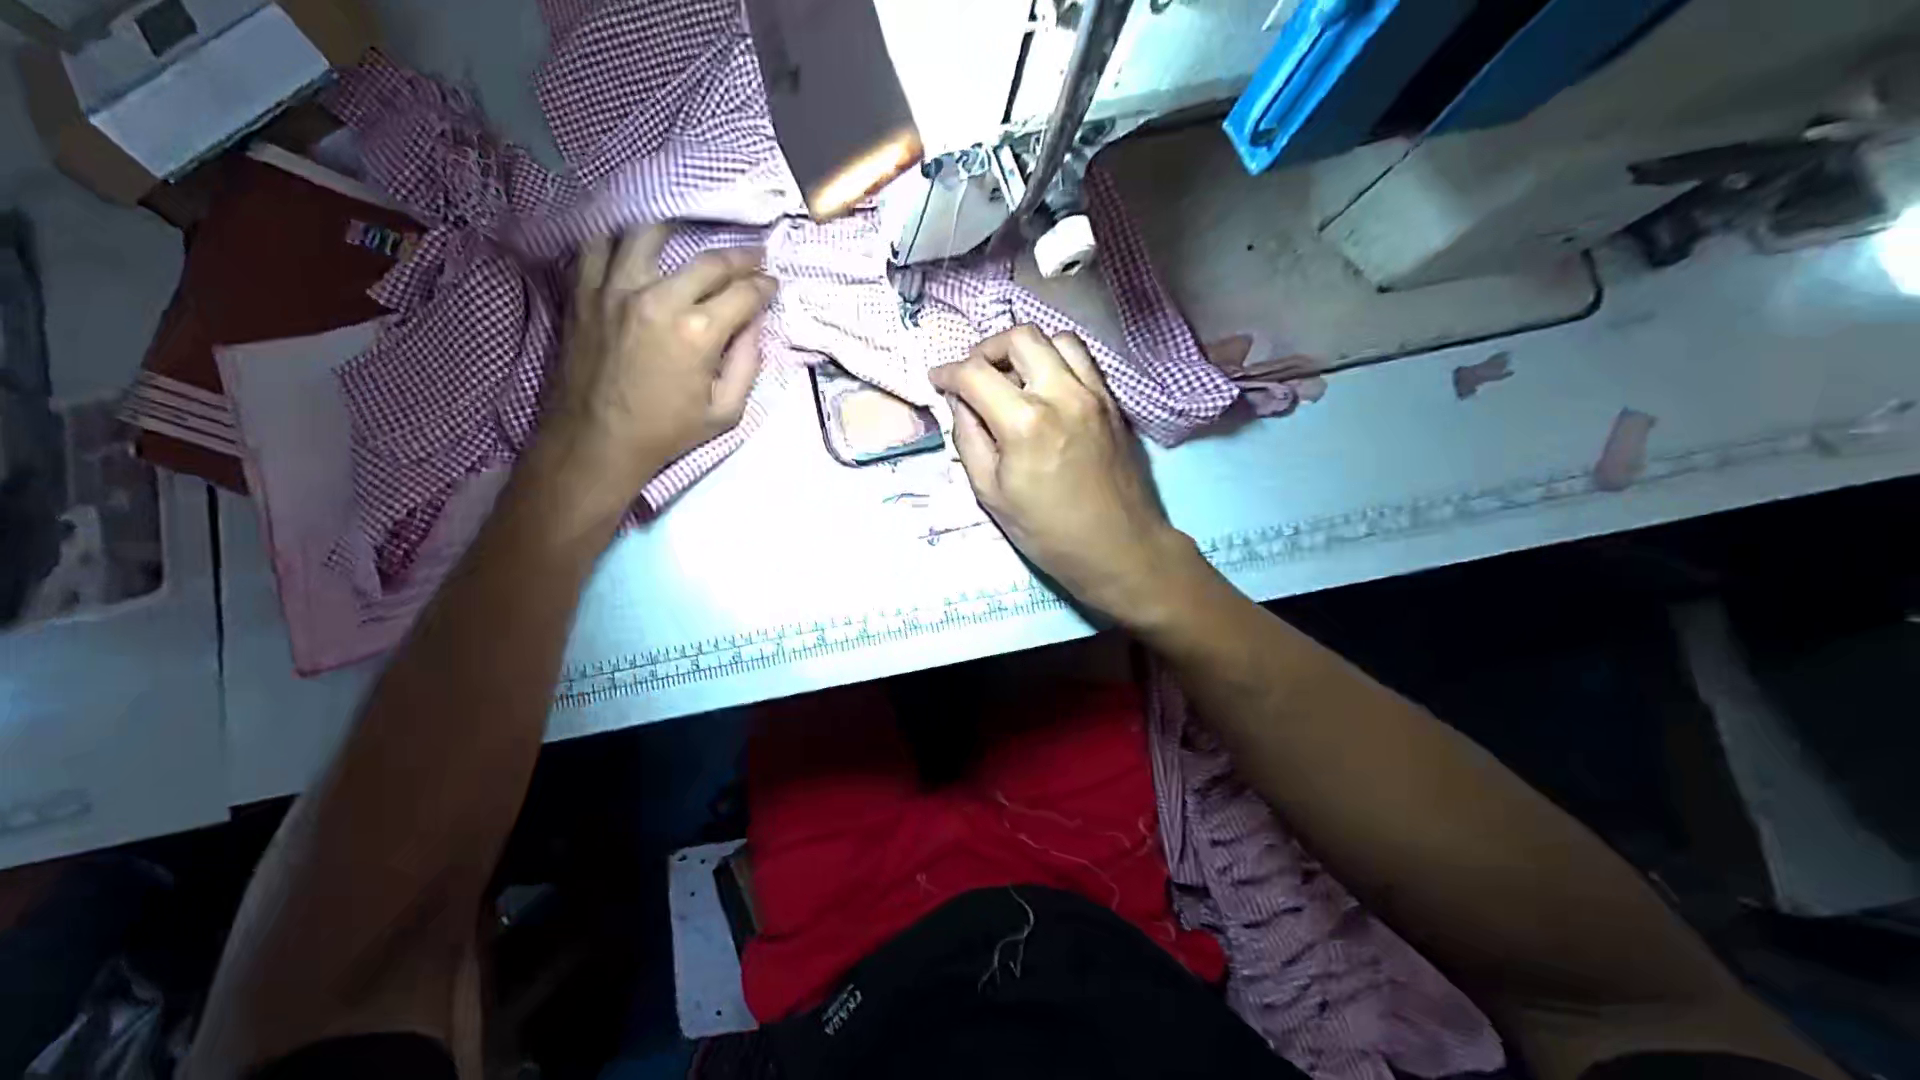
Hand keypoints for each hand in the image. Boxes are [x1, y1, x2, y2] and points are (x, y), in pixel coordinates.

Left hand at [536, 224, 773, 519]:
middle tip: (751, 258)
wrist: (596, 442)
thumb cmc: (666, 432)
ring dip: (679, 232)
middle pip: (708, 260)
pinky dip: (619, 238)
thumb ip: (748, 364)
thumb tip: (754, 324)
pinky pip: (599, 244)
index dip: (765, 286)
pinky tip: (634, 244)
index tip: (772, 284)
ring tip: (690, 237)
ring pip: (650, 234)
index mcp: (698, 333)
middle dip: (739, 258)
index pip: (744, 293)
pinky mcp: (584, 291)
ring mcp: (615, 289)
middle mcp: (658, 299)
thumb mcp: (726, 412)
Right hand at [929, 325, 1208, 622]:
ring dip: (1026, 350)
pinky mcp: (1113, 402)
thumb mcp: (991, 495)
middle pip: (1020, 337)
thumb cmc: (1048, 532)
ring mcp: (1094, 394)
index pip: (975, 373)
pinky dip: (1056, 361)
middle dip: (987, 349)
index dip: (947, 372)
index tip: (938, 380)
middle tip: (975, 375)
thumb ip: (969, 439)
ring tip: (1012, 377)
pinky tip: (1044, 389)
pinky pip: (1083, 360)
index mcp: (1025, 423)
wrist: (1118, 548)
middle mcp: (1062, 394)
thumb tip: (960, 403)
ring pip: (1056, 339)